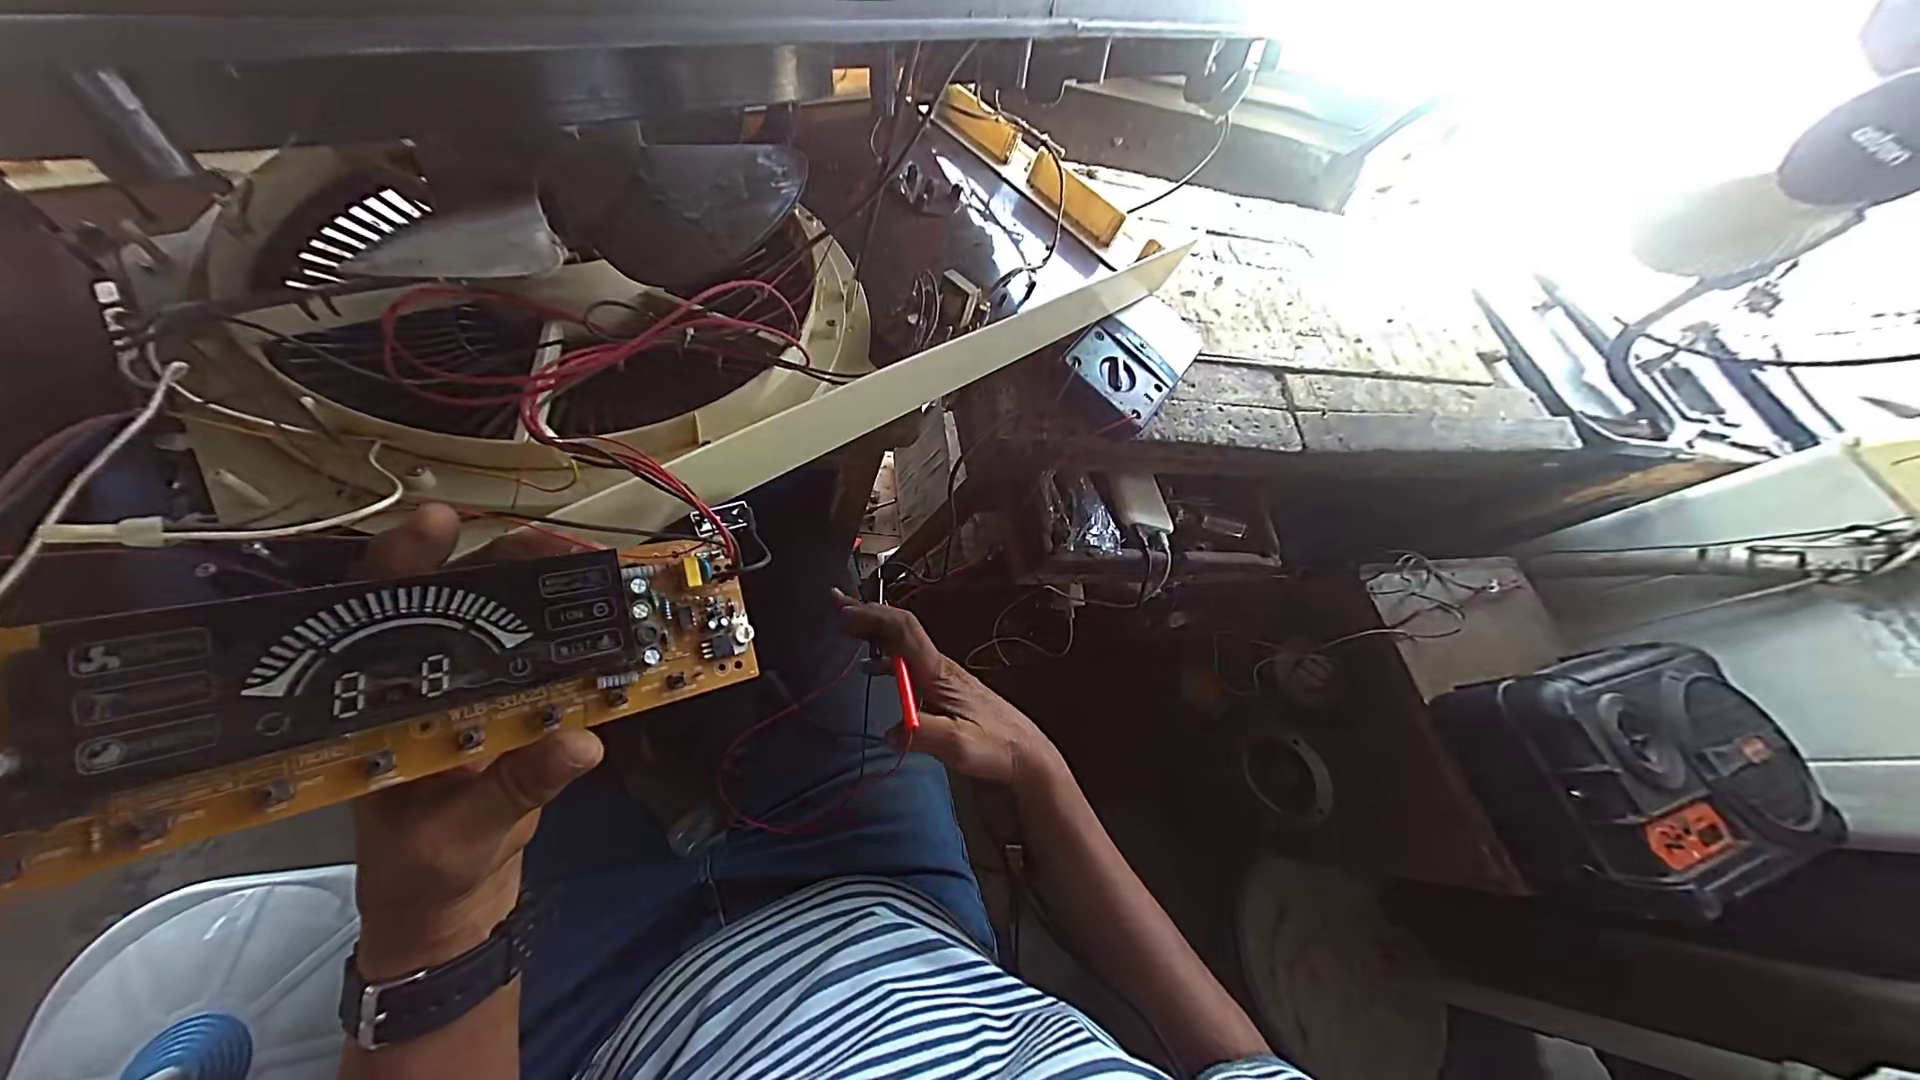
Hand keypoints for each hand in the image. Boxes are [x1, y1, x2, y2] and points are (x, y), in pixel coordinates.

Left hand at [349, 506, 604, 978]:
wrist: (455, 897)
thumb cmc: (430, 868)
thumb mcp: (462, 837)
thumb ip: (517, 789)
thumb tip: (581, 743)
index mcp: (386, 707)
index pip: (378, 615)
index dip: (404, 559)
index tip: (438, 520)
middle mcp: (432, 685)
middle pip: (465, 597)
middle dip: (517, 560)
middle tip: (572, 550)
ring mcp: (482, 691)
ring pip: (516, 618)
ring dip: (561, 588)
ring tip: (605, 571)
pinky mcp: (524, 704)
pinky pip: (555, 657)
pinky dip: (588, 635)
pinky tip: (619, 617)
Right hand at [832, 589, 1066, 797]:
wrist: (1026, 753)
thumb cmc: (997, 746)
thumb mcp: (959, 746)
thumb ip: (923, 735)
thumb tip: (890, 731)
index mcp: (940, 672)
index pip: (905, 631)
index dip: (874, 617)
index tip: (845, 614)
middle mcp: (939, 667)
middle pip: (900, 629)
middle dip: (868, 613)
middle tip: (837, 604)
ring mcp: (942, 676)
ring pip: (903, 643)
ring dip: (875, 631)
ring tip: (848, 626)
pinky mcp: (943, 689)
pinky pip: (908, 662)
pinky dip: (886, 655)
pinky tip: (873, 667)